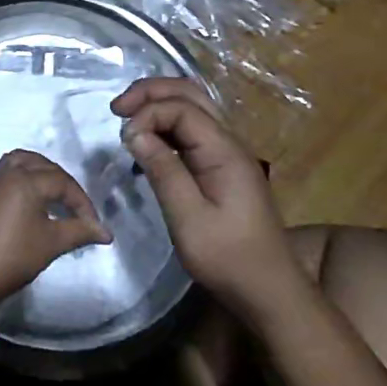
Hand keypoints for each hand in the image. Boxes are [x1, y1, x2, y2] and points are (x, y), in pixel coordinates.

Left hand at [0, 149, 111, 312]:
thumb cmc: (13, 256)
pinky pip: (9, 169)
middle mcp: (8, 172)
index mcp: (25, 179)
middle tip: (79, 210)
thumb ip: (80, 231)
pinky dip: (26, 175)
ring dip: (44, 173)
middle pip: (44, 166)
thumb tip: (106, 232)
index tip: (95, 226)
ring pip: (24, 162)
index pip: (63, 182)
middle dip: (65, 185)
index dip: (83, 203)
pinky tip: (34, 196)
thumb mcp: (52, 243)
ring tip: (58, 195)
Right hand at [111, 79, 303, 315]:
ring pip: (192, 106)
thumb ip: (162, 170)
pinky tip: (147, 138)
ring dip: (157, 103)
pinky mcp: (221, 166)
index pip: (181, 109)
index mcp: (225, 152)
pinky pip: (192, 128)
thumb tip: (133, 132)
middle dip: (150, 93)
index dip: (147, 114)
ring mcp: (227, 153)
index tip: (123, 139)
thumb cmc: (228, 258)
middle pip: (190, 94)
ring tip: (127, 118)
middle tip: (117, 109)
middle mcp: (230, 143)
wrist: (269, 292)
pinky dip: (164, 122)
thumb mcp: (188, 218)